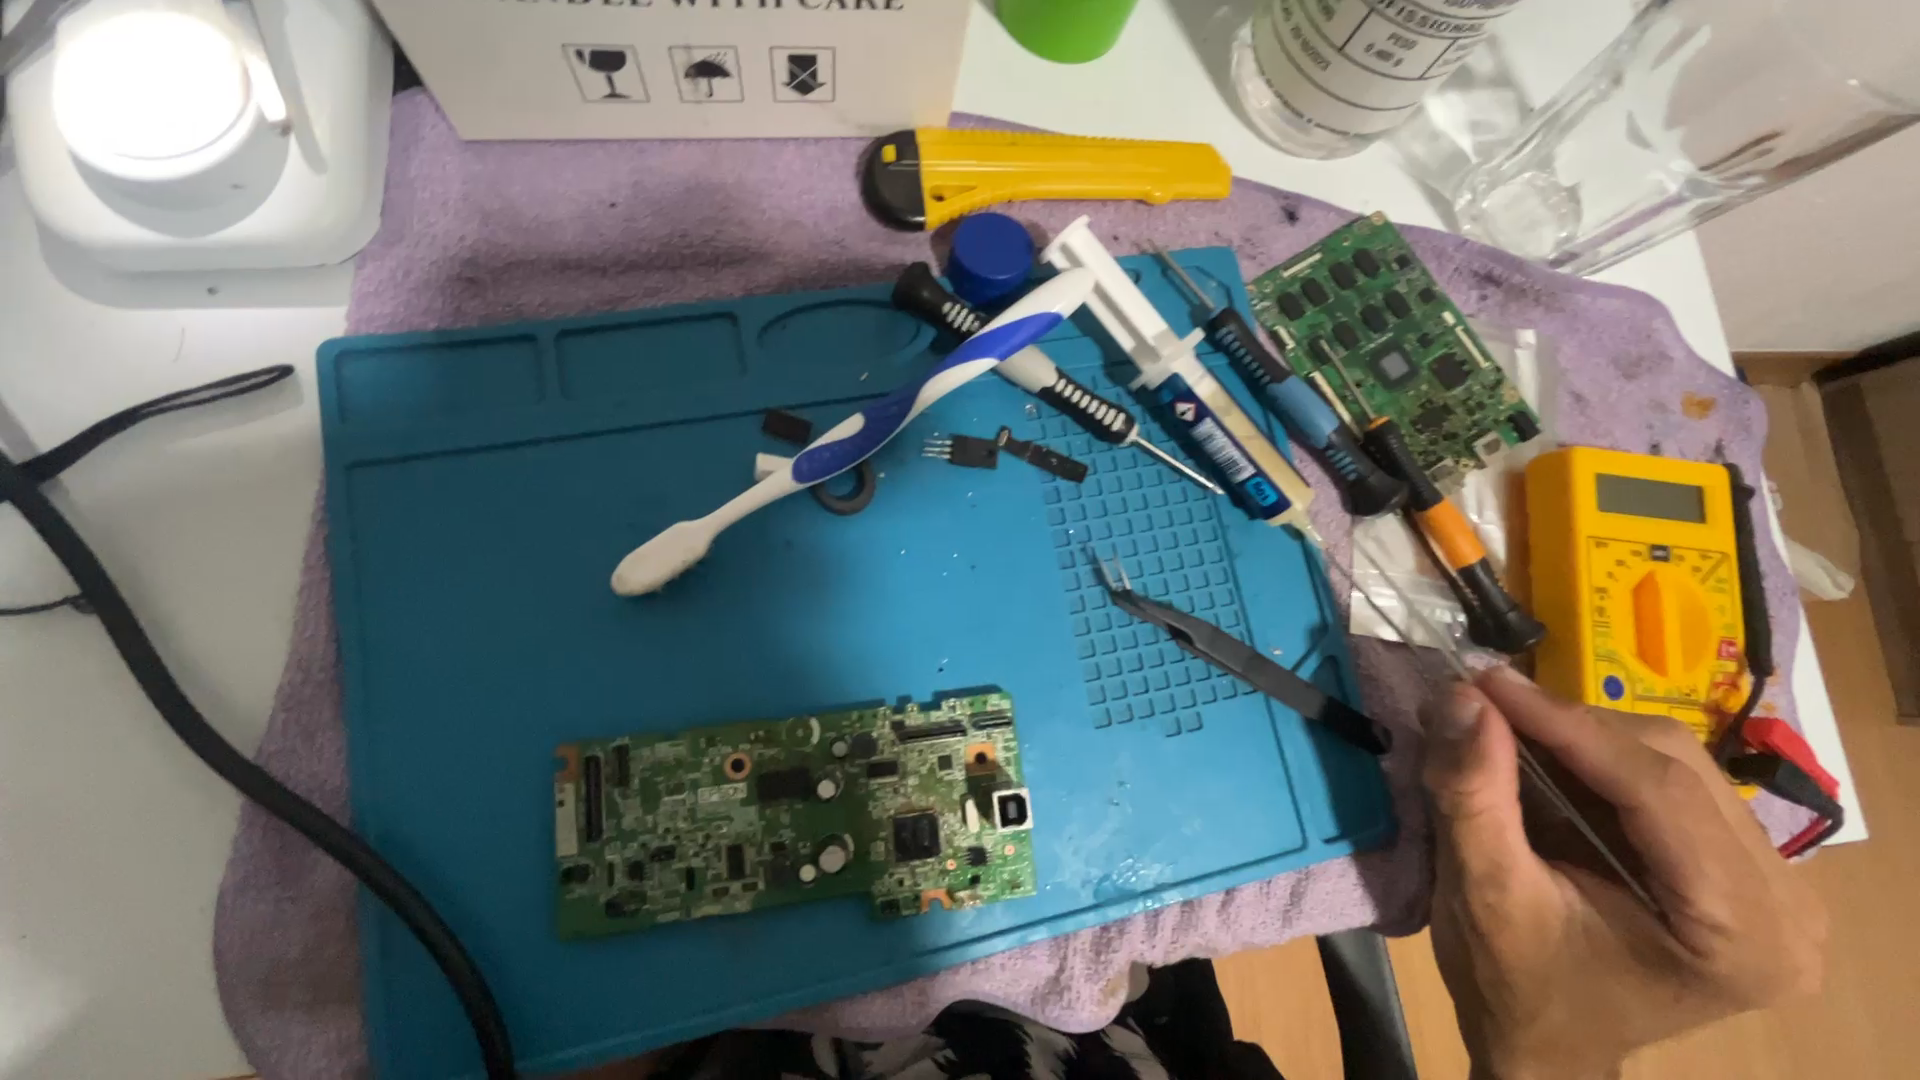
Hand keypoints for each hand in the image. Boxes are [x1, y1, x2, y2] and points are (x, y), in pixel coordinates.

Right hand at [1420, 665, 1826, 1079]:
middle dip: (1566, 724)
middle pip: (1674, 765)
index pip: (1659, 789)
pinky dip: (1587, 754)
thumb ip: (1473, 794)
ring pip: (1670, 759)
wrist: (1539, 1037)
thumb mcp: (1482, 891)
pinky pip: (1662, 778)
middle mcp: (1786, 904)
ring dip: (1574, 733)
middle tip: (1477, 702)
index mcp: (1742, 932)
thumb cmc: (1512, 982)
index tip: (1480, 679)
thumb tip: (1461, 695)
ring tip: (1497, 725)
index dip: (1564, 722)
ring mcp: (1770, 883)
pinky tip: (1535, 754)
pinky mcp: (1735, 866)